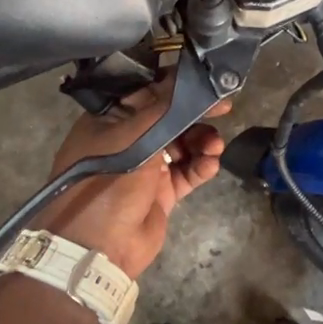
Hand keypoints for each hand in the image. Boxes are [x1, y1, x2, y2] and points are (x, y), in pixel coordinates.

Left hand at [36, 77, 230, 277]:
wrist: (98, 246)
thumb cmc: (109, 181)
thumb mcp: (136, 136)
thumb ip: (167, 105)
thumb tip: (195, 77)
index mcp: (109, 121)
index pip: (147, 91)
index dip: (177, 84)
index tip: (205, 80)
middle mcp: (128, 140)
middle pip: (170, 116)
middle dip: (196, 113)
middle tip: (224, 107)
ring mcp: (145, 167)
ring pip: (183, 143)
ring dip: (202, 141)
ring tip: (214, 147)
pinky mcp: (162, 191)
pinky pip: (188, 170)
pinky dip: (201, 165)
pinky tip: (210, 164)